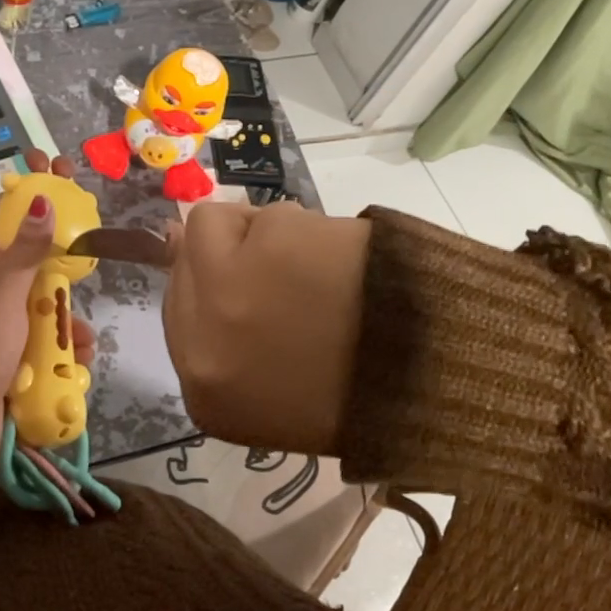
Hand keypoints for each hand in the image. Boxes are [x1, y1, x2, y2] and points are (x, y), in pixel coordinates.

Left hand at [0, 149, 95, 469]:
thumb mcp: (2, 294)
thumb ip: (25, 251)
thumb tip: (41, 197)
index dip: (9, 204)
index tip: (43, 187)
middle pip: (28, 272)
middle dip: (58, 274)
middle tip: (86, 268)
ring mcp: (1, 339)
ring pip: (43, 319)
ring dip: (66, 327)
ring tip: (82, 340)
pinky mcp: (13, 374)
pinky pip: (47, 359)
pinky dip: (64, 362)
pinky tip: (77, 369)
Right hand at [161, 200, 369, 456]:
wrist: (435, 384)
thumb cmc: (353, 397)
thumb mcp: (265, 395)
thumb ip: (217, 336)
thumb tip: (175, 239)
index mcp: (203, 394)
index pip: (177, 310)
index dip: (214, 290)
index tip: (253, 295)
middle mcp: (203, 338)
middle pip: (187, 262)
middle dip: (227, 259)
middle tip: (283, 283)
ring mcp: (229, 284)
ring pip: (216, 225)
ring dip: (264, 239)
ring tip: (316, 275)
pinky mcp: (270, 239)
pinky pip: (269, 214)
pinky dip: (301, 228)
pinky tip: (334, 258)